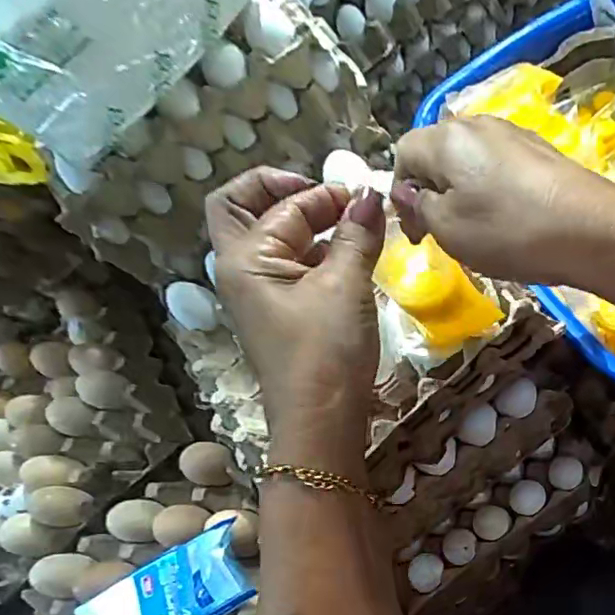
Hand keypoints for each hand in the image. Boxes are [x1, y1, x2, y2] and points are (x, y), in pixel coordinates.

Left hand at [205, 167, 385, 466]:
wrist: (321, 422)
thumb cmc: (326, 351)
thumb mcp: (344, 287)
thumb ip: (357, 235)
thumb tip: (371, 194)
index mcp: (244, 258)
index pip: (276, 202)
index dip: (319, 192)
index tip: (361, 198)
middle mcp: (243, 272)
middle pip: (249, 211)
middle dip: (290, 196)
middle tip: (334, 202)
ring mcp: (262, 297)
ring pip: (278, 243)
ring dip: (312, 229)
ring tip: (357, 230)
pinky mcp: (284, 317)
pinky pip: (296, 272)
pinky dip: (321, 258)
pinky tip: (353, 261)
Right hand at [391, 116, 614, 286]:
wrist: (590, 230)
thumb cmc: (508, 231)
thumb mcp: (449, 230)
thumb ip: (419, 208)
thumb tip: (405, 193)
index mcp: (446, 138)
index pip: (403, 153)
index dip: (401, 193)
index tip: (416, 233)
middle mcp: (477, 124)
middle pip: (437, 153)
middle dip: (432, 192)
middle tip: (444, 234)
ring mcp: (513, 135)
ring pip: (469, 162)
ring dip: (463, 194)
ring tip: (478, 231)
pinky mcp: (540, 152)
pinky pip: (499, 168)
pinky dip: (492, 193)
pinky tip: (508, 221)